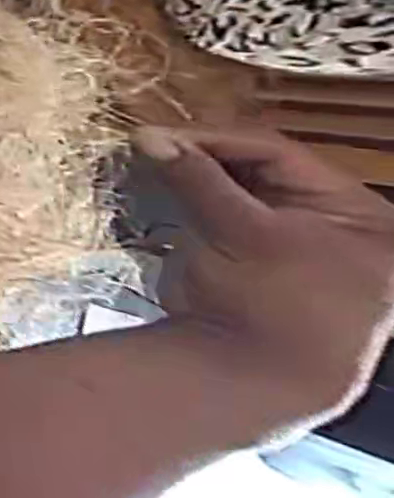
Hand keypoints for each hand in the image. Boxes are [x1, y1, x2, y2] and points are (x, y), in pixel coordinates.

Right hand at [139, 126, 393, 427]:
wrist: (252, 366)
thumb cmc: (271, 298)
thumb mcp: (238, 231)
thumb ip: (196, 177)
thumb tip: (145, 134)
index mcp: (358, 215)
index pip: (276, 153)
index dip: (211, 139)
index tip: (152, 135)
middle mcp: (331, 219)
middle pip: (252, 166)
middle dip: (195, 155)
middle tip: (145, 146)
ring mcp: (289, 234)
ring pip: (229, 184)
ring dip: (184, 172)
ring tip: (142, 162)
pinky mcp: (248, 245)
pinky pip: (214, 204)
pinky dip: (182, 192)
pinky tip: (152, 185)